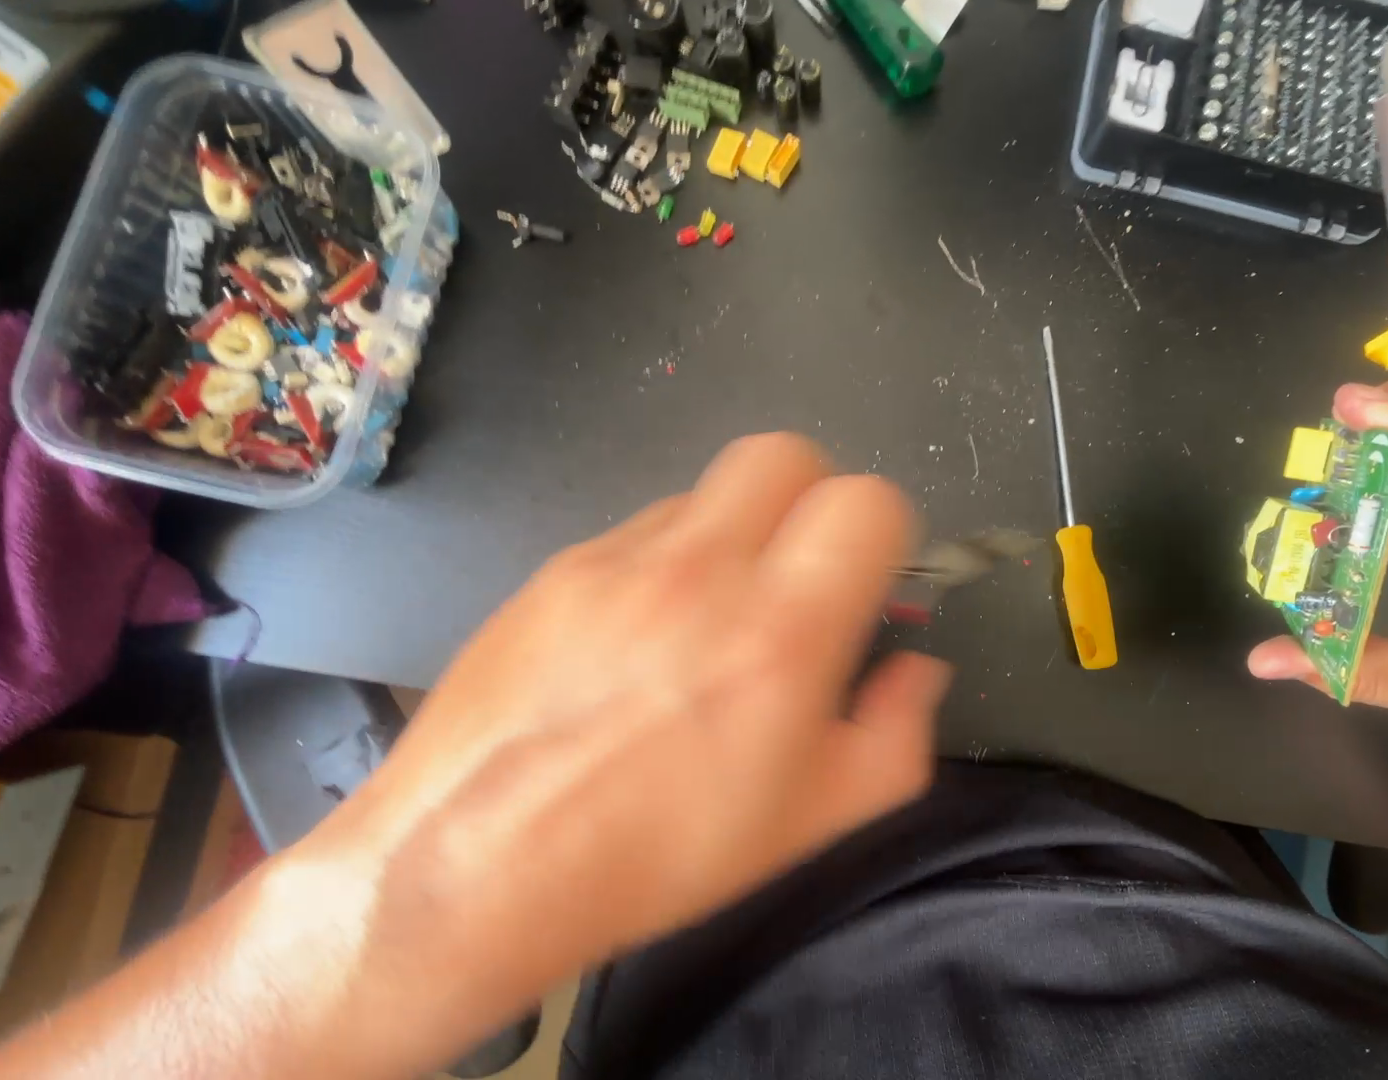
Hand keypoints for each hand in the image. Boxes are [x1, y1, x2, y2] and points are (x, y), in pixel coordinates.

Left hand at [293, 434, 950, 1050]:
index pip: (866, 504)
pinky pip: (640, 530)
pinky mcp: (557, 566)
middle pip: (786, 455)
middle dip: (814, 496)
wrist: (471, 869)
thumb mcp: (816, 819)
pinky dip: (667, 561)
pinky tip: (643, 635)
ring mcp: (619, 560)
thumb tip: (916, 668)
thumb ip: (897, 732)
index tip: (870, 572)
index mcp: (780, 635)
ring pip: (711, 492)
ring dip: (738, 533)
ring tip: (713, 614)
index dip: (885, 528)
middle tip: (803, 567)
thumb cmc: (660, 854)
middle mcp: (700, 574)